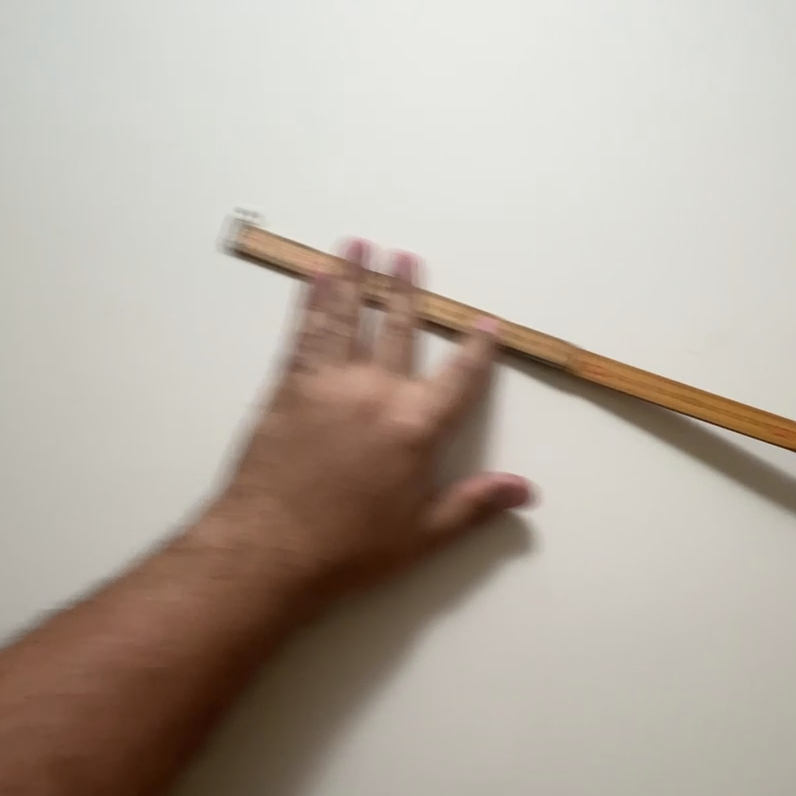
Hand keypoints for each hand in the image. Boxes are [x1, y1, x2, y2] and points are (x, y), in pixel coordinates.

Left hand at [198, 240, 533, 599]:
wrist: (269, 550)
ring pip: (347, 318)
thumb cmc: (351, 550)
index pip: (459, 378)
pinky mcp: (287, 388)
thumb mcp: (423, 537)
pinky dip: (310, 303)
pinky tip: (312, 280)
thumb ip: (475, 505)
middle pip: (398, 330)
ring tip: (358, 245)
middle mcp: (376, 392)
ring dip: (354, 279)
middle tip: (406, 257)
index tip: (485, 323)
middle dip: (406, 292)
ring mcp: (328, 384)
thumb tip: (527, 490)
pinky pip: (304, 334)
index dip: (476, 350)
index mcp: (416, 428)